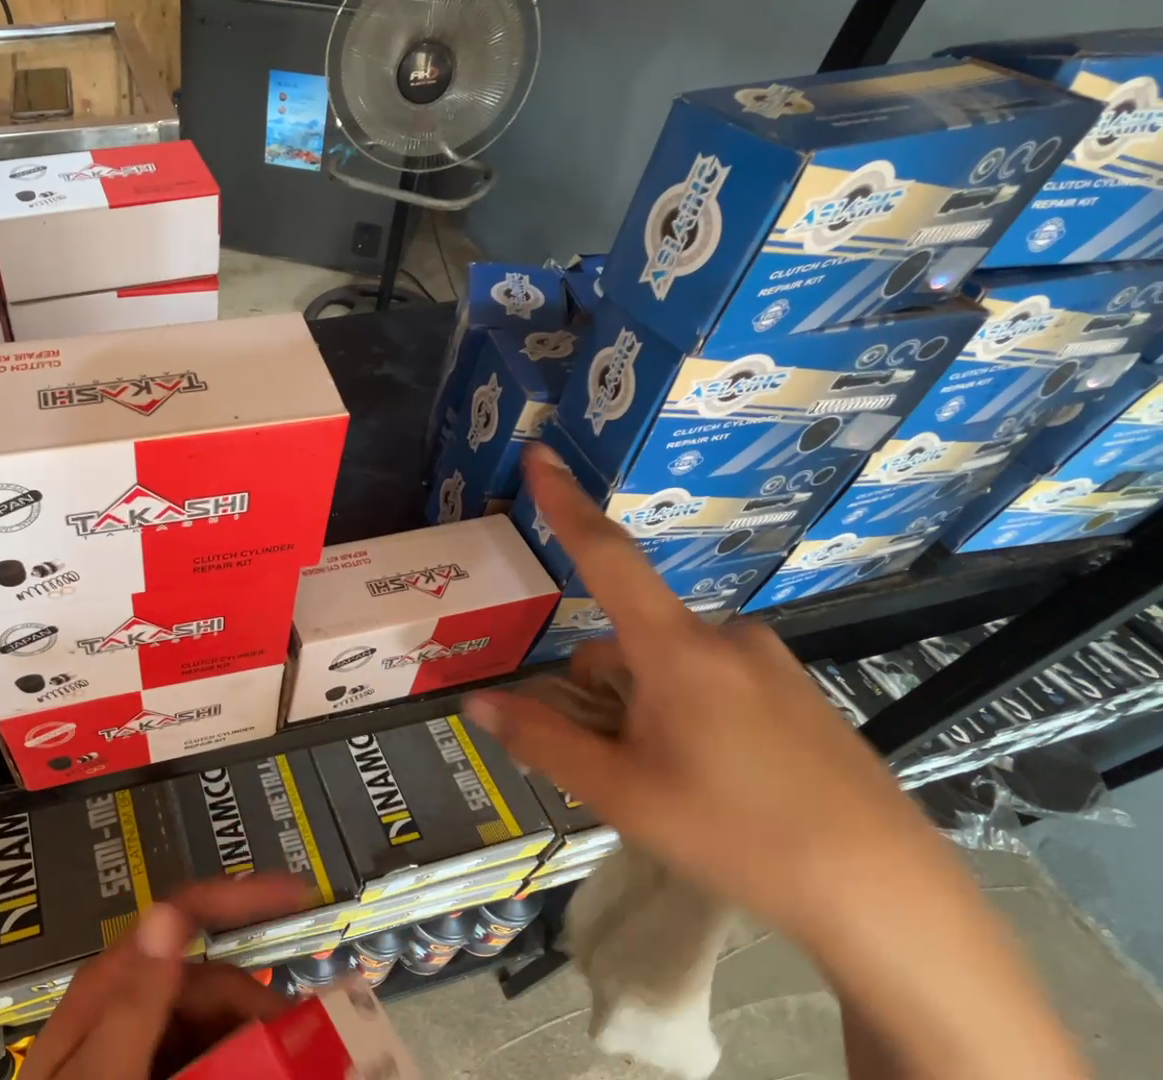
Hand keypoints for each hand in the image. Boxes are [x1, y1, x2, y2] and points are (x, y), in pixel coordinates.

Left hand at [25, 876, 307, 1079]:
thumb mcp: (100, 1067)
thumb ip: (135, 996)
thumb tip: (168, 913)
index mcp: (114, 979)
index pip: (184, 911)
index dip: (243, 894)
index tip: (299, 896)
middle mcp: (132, 995)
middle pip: (216, 981)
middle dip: (260, 1008)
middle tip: (303, 1048)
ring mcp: (142, 1033)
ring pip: (219, 1020)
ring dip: (254, 1039)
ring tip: (284, 1062)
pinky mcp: (153, 1062)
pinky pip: (209, 1049)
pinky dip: (237, 1057)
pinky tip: (255, 1069)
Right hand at [469, 445, 1089, 1078]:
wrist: (884, 893)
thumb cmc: (737, 834)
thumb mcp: (620, 794)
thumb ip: (543, 741)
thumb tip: (479, 703)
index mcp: (676, 651)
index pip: (607, 557)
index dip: (565, 505)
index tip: (540, 454)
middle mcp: (725, 639)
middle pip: (626, 637)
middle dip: (596, 683)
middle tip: (604, 760)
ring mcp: (769, 665)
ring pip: (667, 662)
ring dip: (639, 701)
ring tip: (660, 782)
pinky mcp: (797, 694)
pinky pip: (713, 680)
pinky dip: (683, 710)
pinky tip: (711, 780)